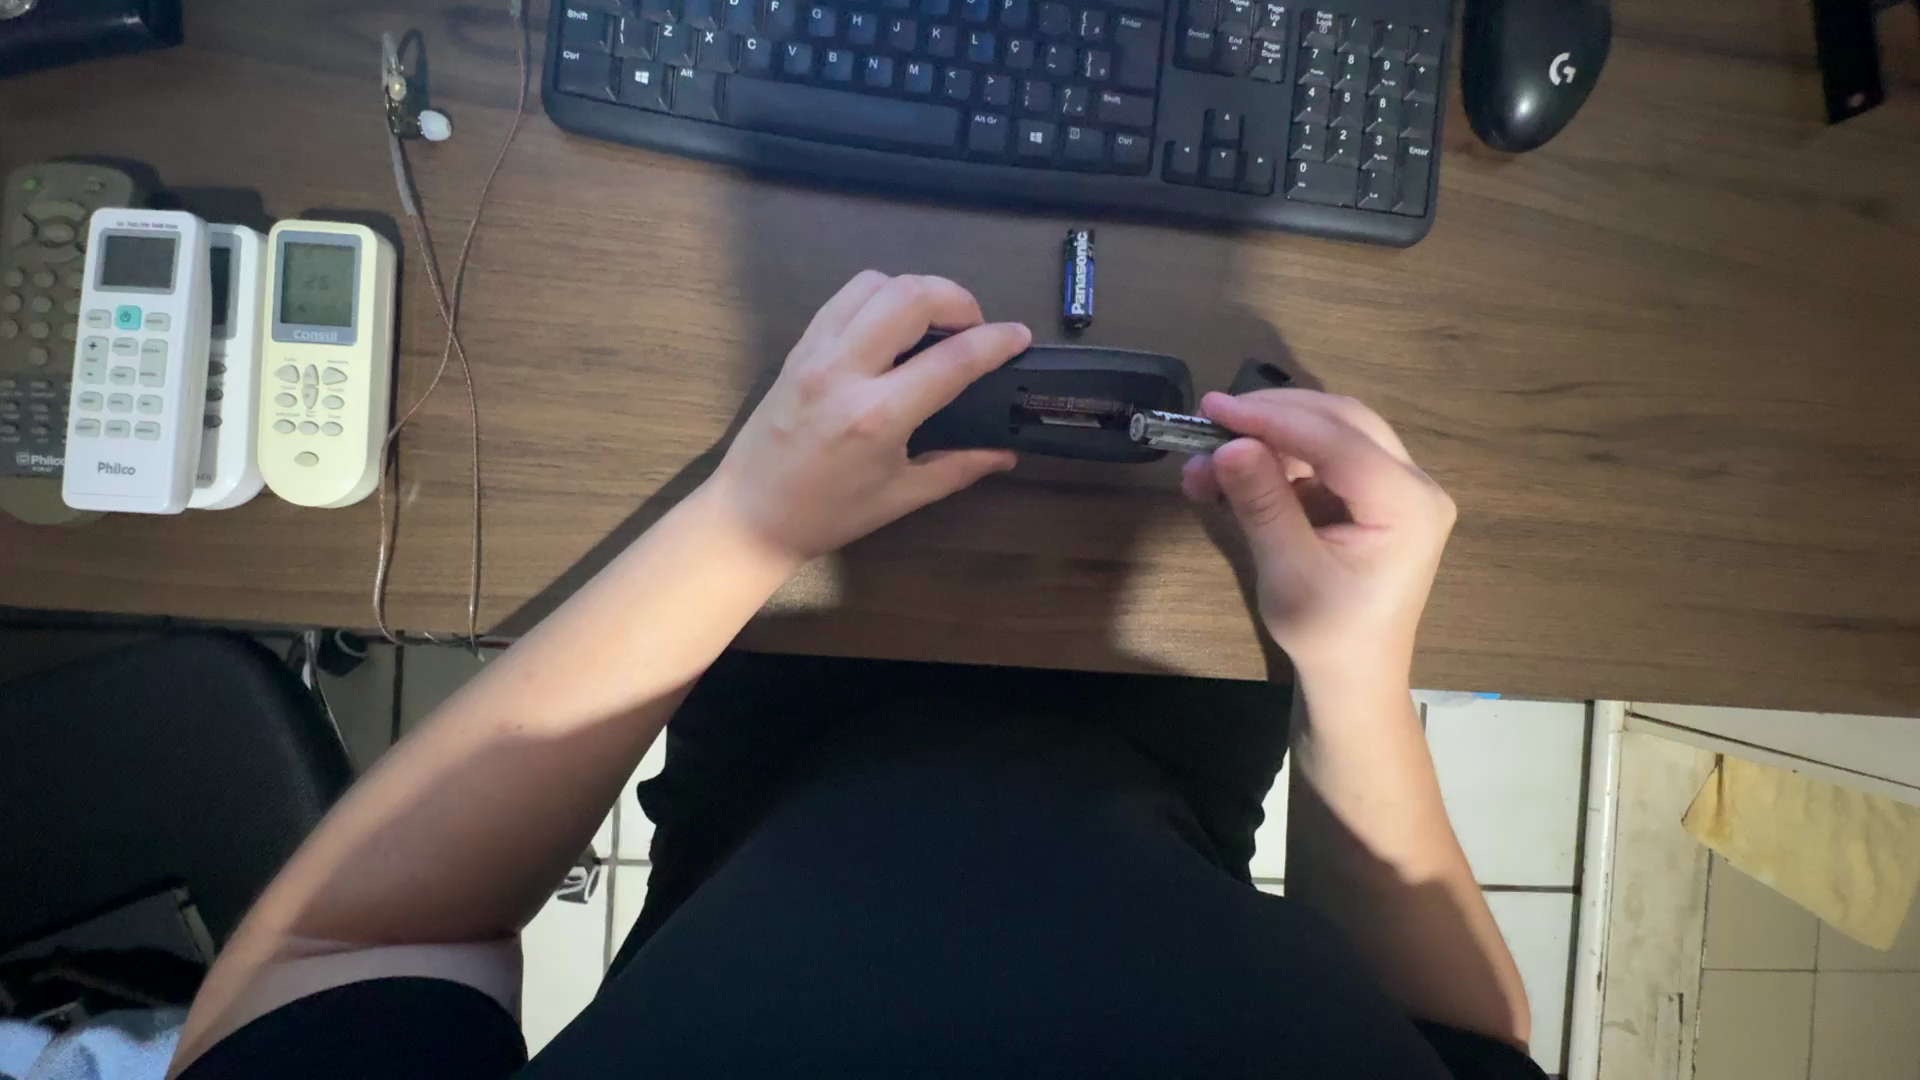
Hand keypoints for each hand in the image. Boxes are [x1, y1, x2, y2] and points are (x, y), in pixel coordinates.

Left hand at [703, 271, 1029, 567]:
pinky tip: (891, 325)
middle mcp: (846, 370)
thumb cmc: (828, 514)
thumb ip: (958, 468)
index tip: (1020, 336)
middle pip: (912, 295)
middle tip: (973, 325)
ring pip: (875, 283)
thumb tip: (1005, 454)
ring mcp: (816, 352)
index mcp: (878, 415)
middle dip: (957, 298)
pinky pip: (844, 298)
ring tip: (933, 321)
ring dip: (916, 290)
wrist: (751, 514)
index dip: (995, 341)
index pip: (951, 359)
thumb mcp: (900, 497)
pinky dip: (879, 296)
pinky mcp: (798, 347)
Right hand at [1182, 389, 1455, 689]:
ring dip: (1265, 437)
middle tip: (1208, 417)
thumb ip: (1262, 504)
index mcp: (1407, 505)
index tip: (1213, 408)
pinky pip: (1316, 458)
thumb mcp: (1288, 572)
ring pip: (1326, 433)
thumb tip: (1227, 446)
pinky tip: (1227, 474)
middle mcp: (1410, 483)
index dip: (1273, 419)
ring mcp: (1390, 486)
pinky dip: (1270, 459)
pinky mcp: (1364, 494)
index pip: (1337, 441)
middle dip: (1271, 414)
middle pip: (1339, 421)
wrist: (1352, 672)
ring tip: (1205, 457)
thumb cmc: (1326, 632)